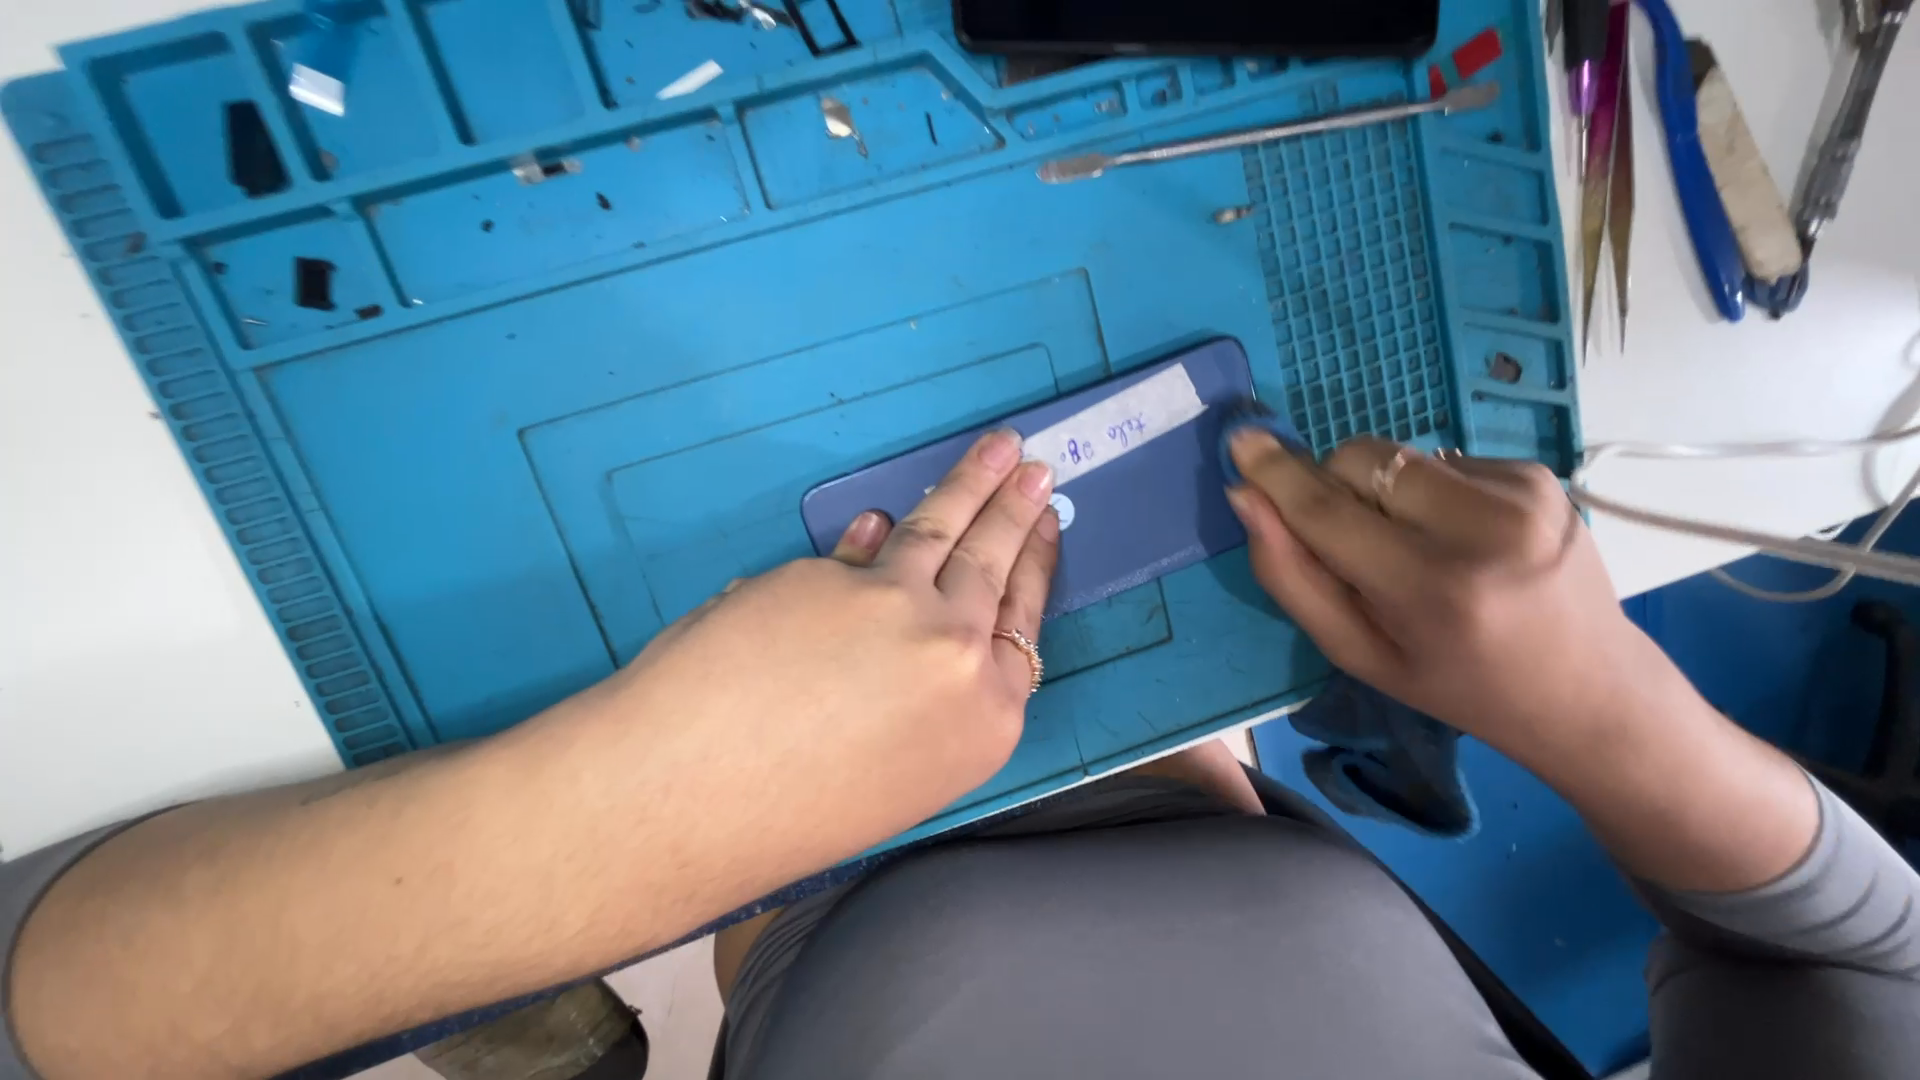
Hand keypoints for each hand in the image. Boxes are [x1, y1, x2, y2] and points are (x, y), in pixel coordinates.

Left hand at [570, 428, 1060, 873]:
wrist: (692, 804)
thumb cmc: (797, 814)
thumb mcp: (900, 766)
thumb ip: (920, 680)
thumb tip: (896, 590)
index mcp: (987, 720)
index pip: (1022, 618)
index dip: (1034, 563)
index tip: (1043, 520)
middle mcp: (959, 655)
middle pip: (993, 563)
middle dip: (1015, 506)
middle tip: (1034, 464)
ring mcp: (900, 606)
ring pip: (941, 531)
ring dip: (967, 483)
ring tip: (995, 447)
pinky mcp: (835, 575)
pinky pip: (856, 555)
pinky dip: (864, 543)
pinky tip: (873, 525)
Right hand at [1224, 431, 1673, 755]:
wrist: (1589, 689)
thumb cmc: (1454, 683)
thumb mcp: (1357, 652)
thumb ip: (1292, 576)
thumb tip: (1248, 499)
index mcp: (1430, 588)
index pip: (1326, 510)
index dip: (1275, 474)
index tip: (1240, 441)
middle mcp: (1483, 526)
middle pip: (1356, 459)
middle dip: (1329, 485)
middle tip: (1349, 538)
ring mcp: (1521, 492)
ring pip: (1395, 451)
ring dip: (1375, 486)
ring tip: (1409, 541)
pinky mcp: (1538, 474)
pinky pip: (1438, 458)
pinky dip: (1421, 488)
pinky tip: (1453, 534)